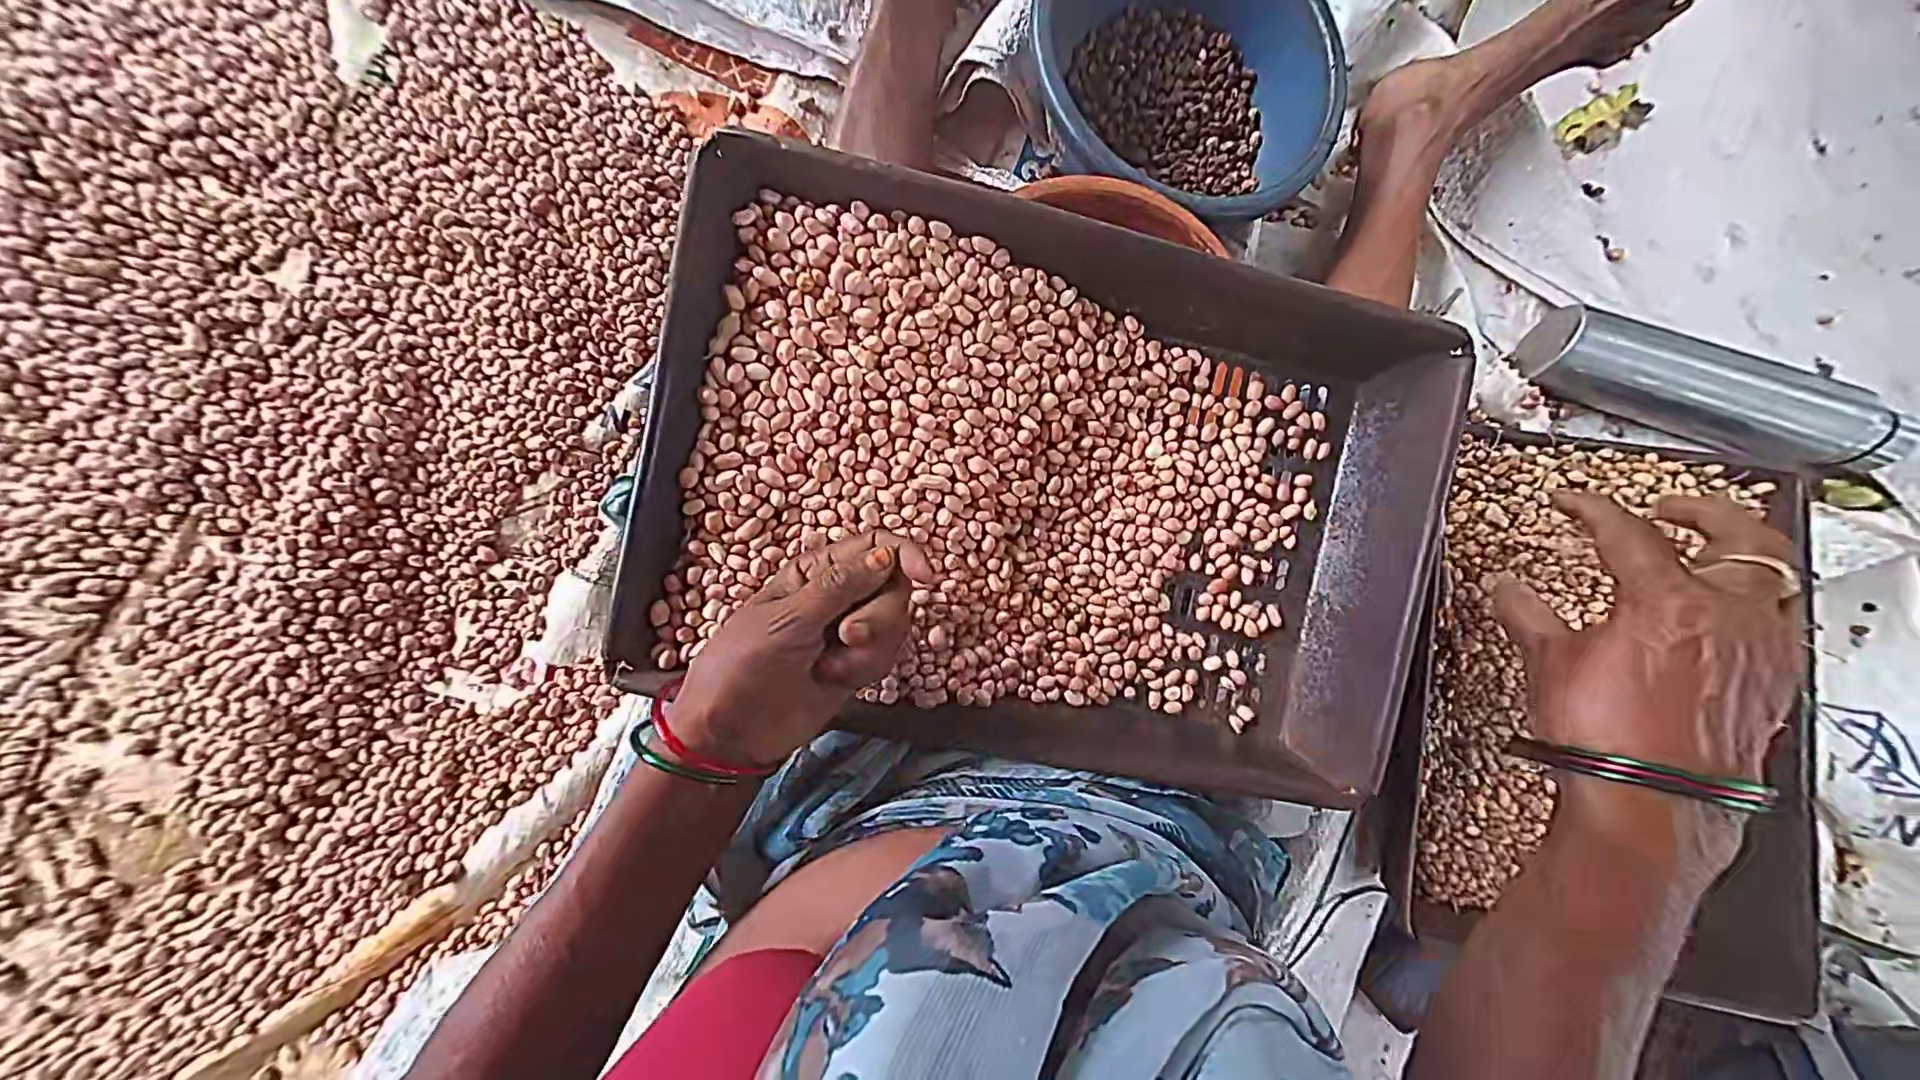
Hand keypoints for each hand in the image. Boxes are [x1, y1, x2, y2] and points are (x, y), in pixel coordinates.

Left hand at [667, 531, 936, 767]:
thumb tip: (886, 555)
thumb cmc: (743, 664)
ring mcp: (849, 631)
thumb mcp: (788, 618)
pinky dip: (866, 668)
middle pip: (894, 585)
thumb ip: (840, 585)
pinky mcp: (856, 664)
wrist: (730, 731)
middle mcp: (838, 594)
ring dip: (870, 648)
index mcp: (815, 570)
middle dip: (879, 614)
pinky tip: (834, 678)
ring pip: (895, 622)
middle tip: (848, 636)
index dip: (904, 553)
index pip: (874, 544)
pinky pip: (886, 655)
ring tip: (830, 666)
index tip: (925, 575)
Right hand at [1487, 492, 1799, 875]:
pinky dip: (1750, 602)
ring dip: (1739, 555)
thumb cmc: (1603, 731)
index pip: (1629, 534)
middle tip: (1671, 505)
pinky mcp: (1774, 682)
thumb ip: (1527, 613)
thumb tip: (1504, 586)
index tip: (1571, 500)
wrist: (1651, 794)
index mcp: (1668, 601)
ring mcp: (1762, 649)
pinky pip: (1777, 622)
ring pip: (1773, 579)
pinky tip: (1721, 614)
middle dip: (1705, 512)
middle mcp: (1729, 616)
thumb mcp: (1548, 660)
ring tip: (1707, 552)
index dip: (1593, 509)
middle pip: (1741, 539)